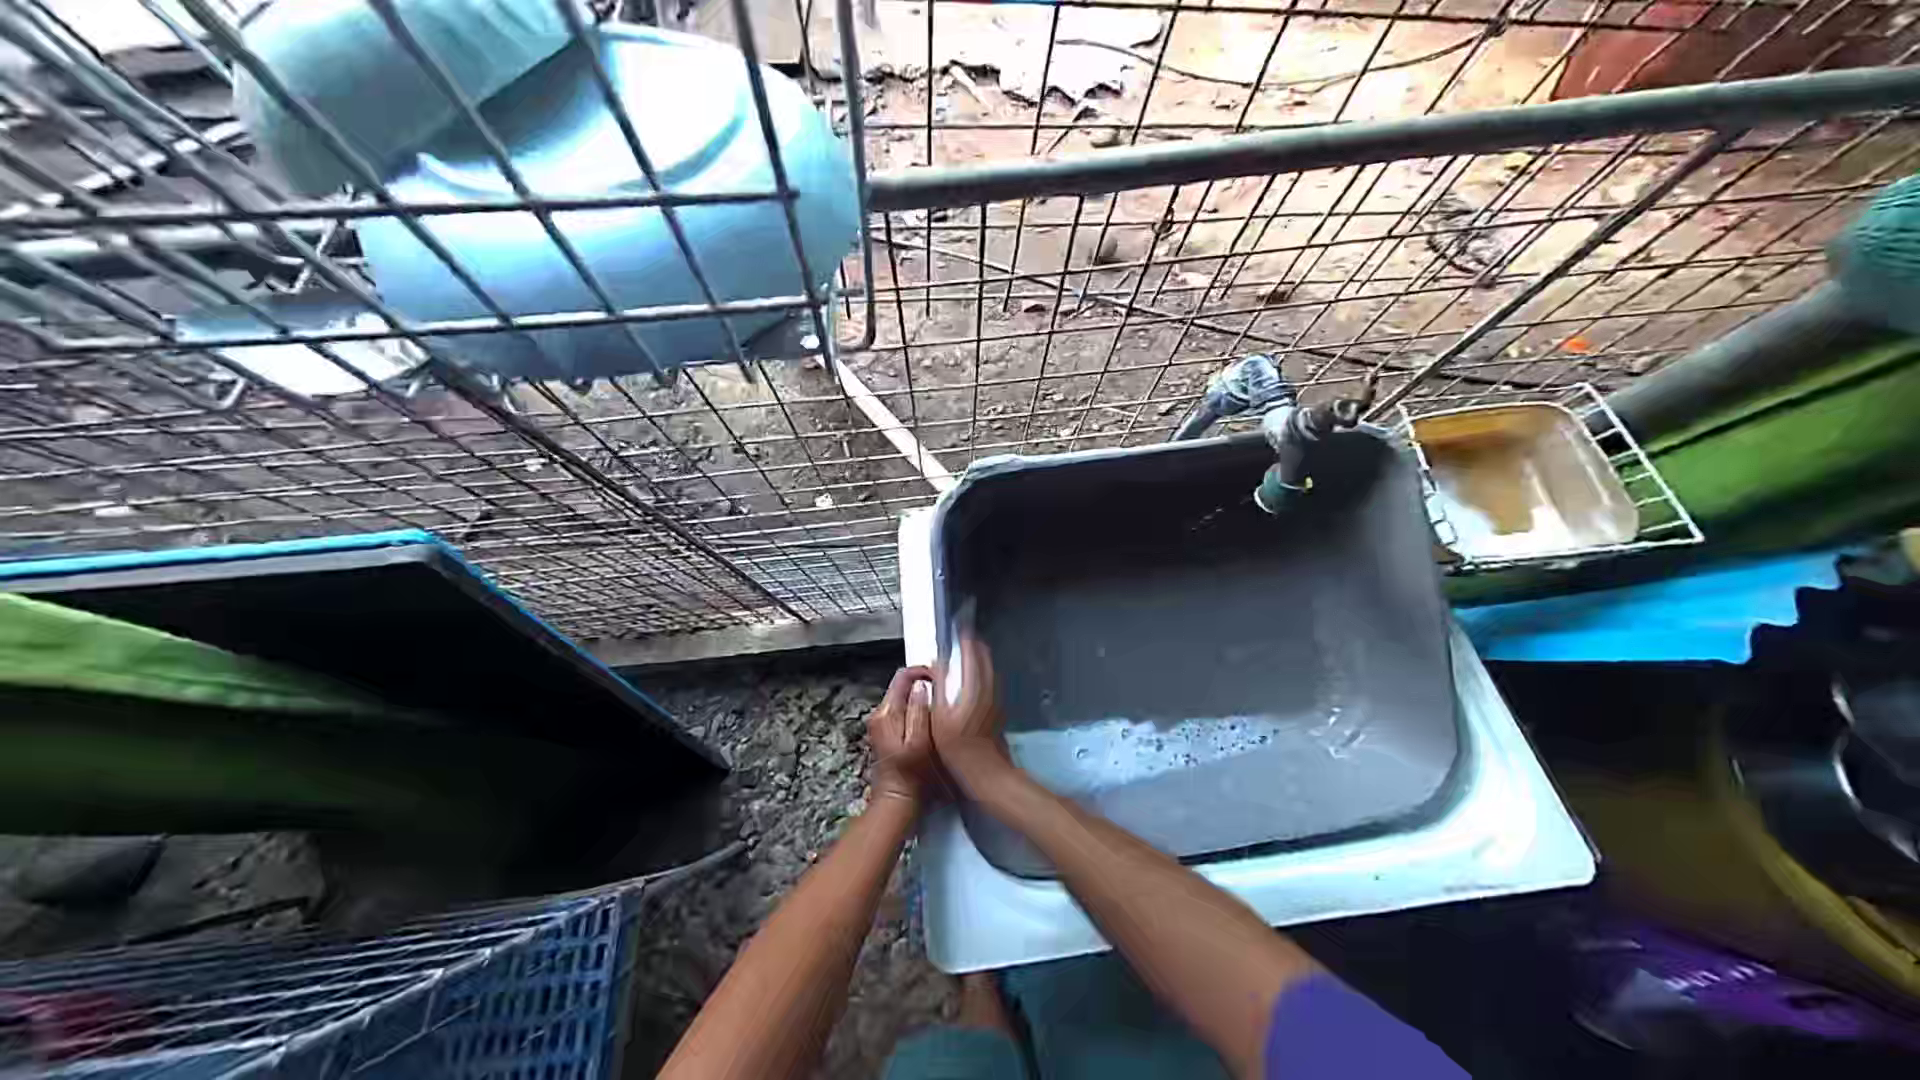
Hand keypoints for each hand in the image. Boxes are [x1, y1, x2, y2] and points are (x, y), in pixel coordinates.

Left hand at [867, 665, 937, 806]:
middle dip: (923, 686)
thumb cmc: (912, 776)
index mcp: (886, 713)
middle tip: (945, 696)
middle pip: (902, 686)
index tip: (941, 679)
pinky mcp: (886, 732)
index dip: (923, 672)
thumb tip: (921, 686)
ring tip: (940, 709)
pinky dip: (916, 711)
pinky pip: (902, 711)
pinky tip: (930, 723)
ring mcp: (881, 723)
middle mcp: (879, 714)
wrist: (897, 801)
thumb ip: (919, 712)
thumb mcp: (919, 742)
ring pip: (903, 698)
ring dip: (921, 699)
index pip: (903, 676)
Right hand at [931, 635, 1015, 794]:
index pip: (972, 652)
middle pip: (984, 658)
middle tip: (963, 639)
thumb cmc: (957, 745)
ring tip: (967, 654)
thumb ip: (940, 686)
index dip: (965, 638)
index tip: (959, 628)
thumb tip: (938, 666)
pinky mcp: (997, 709)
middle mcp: (989, 688)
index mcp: (974, 685)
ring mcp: (996, 698)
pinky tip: (971, 680)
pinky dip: (981, 673)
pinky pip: (990, 681)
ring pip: (989, 669)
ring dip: (978, 659)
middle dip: (974, 646)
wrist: (984, 770)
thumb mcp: (939, 714)